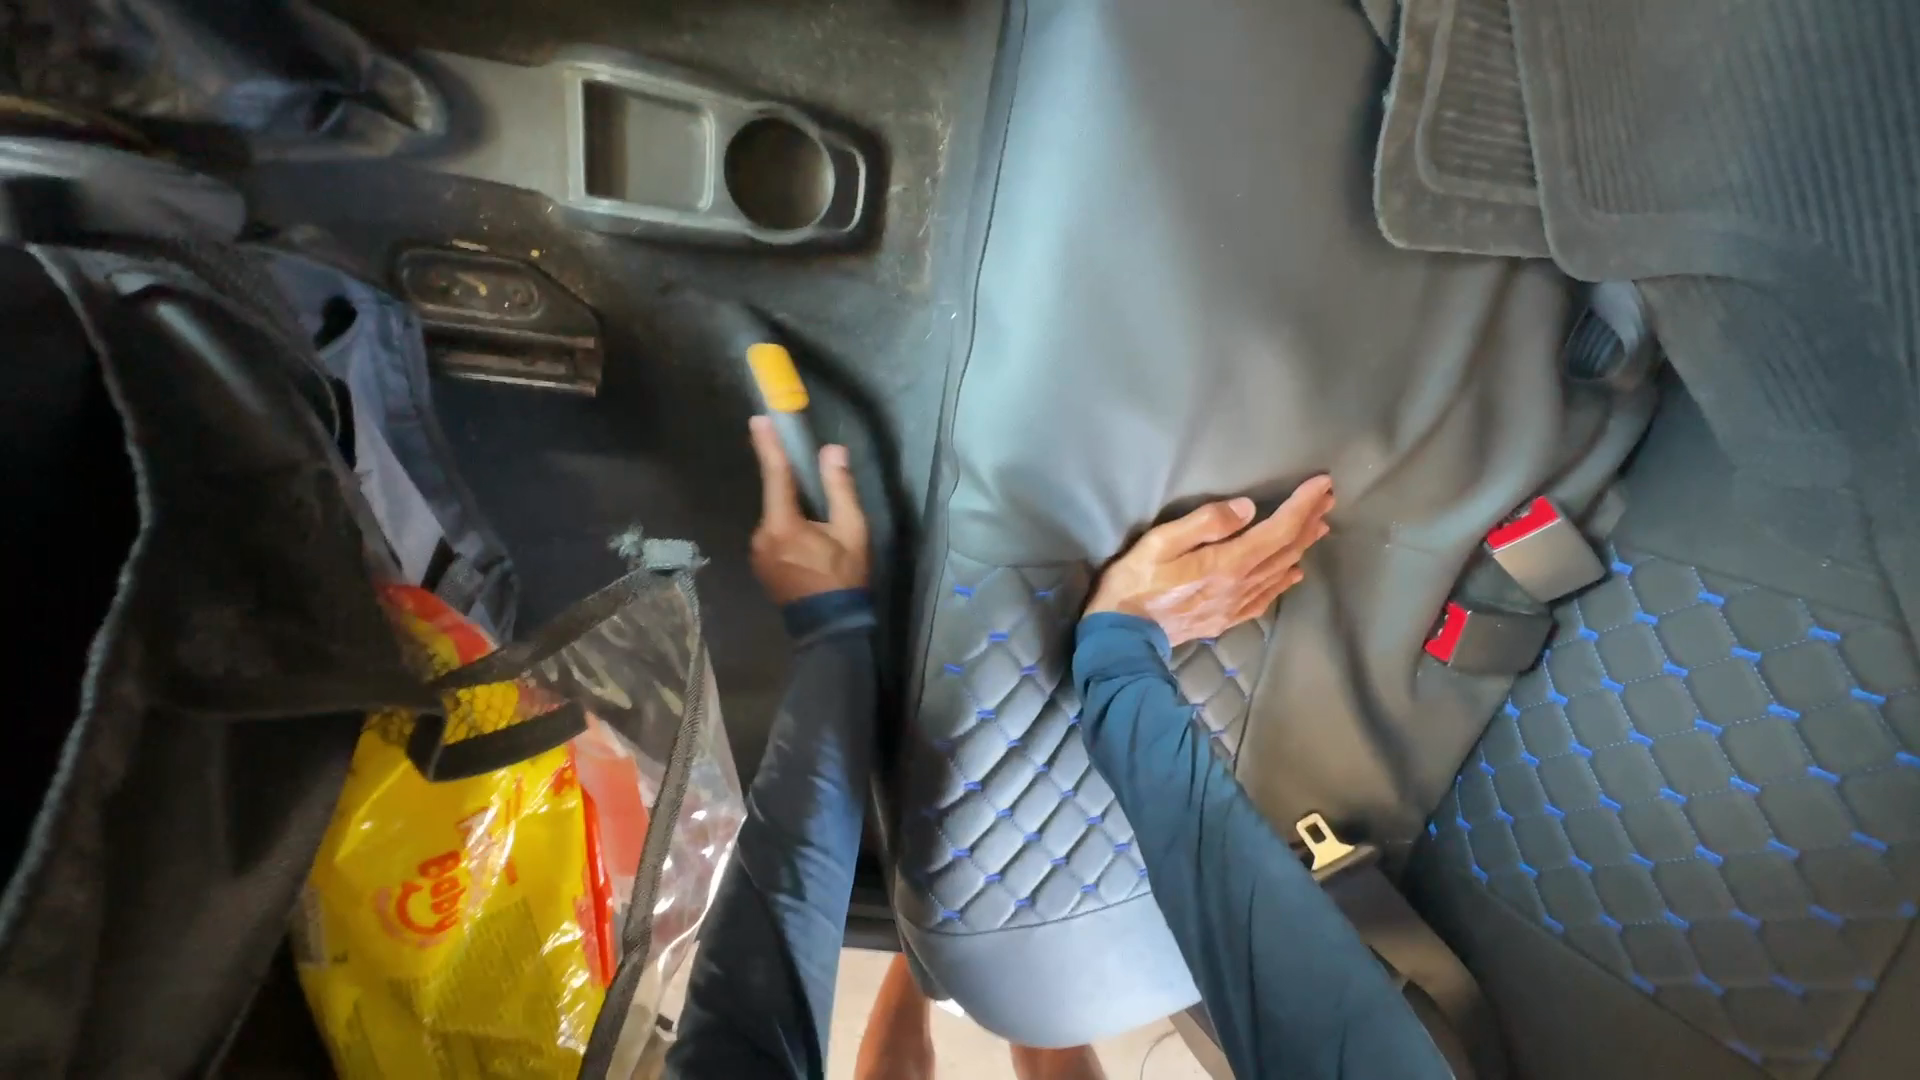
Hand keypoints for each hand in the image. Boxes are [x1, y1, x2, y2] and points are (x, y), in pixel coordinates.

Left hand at [747, 416, 869, 603]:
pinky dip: (790, 532)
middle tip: (823, 510)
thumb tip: (832, 452)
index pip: (776, 476)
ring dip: (795, 517)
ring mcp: (758, 553)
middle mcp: (761, 536)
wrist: (830, 627)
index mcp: (782, 525)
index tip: (758, 420)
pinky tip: (809, 549)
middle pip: (778, 500)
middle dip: (796, 493)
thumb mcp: (853, 531)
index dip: (768, 446)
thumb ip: (840, 489)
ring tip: (821, 539)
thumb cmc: (845, 578)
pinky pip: (774, 537)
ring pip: (777, 519)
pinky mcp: (761, 565)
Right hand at [1085, 476, 1335, 645]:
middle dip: (1310, 521)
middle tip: (1328, 498)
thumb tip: (1247, 508)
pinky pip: (1266, 598)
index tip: (1322, 483)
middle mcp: (1241, 585)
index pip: (1278, 529)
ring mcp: (1235, 606)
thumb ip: (1204, 523)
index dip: (1303, 505)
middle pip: (1286, 550)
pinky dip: (1284, 581)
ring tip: (1318, 527)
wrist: (1123, 637)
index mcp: (1228, 563)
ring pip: (1280, 572)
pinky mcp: (1225, 619)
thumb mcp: (1159, 543)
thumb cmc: (1135, 583)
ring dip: (1302, 547)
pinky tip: (1292, 574)